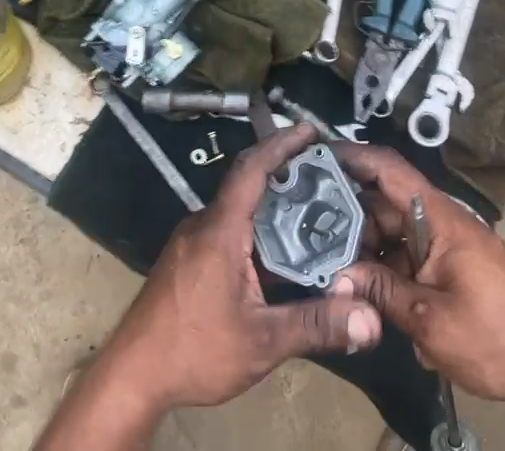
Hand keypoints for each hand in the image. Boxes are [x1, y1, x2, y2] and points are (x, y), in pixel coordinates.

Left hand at [100, 124, 383, 410]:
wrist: (134, 372)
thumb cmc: (194, 350)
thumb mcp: (262, 341)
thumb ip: (316, 324)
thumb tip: (370, 318)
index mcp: (220, 230)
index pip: (251, 170)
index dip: (280, 145)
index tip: (308, 131)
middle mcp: (204, 225)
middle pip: (248, 187)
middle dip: (287, 178)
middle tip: (330, 180)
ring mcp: (193, 242)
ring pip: (240, 213)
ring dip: (275, 210)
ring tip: (319, 216)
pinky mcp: (190, 260)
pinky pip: (230, 232)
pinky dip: (259, 233)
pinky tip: (286, 257)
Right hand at [332, 143, 504, 405]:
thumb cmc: (502, 338)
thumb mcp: (432, 321)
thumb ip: (380, 293)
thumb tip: (334, 277)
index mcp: (438, 219)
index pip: (387, 167)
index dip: (348, 155)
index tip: (308, 156)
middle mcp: (439, 223)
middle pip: (381, 202)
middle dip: (342, 213)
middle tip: (299, 227)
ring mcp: (445, 246)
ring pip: (390, 233)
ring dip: (362, 248)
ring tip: (321, 262)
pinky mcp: (451, 269)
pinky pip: (406, 256)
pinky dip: (383, 268)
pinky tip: (361, 291)